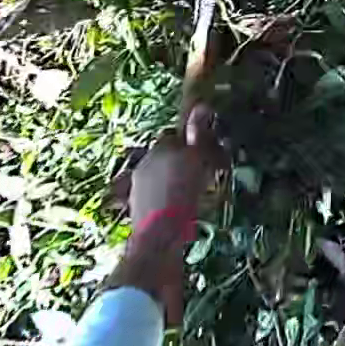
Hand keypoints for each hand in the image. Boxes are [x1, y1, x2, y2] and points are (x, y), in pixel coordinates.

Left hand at [128, 104, 217, 224]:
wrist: (157, 241)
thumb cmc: (181, 195)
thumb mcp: (196, 160)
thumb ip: (198, 134)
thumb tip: (202, 104)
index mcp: (159, 150)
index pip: (175, 136)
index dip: (190, 143)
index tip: (205, 154)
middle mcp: (145, 164)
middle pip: (167, 156)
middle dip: (182, 162)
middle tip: (203, 174)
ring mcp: (139, 188)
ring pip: (162, 177)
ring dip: (176, 181)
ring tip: (194, 195)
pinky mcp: (139, 210)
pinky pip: (159, 197)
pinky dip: (169, 200)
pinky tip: (183, 212)